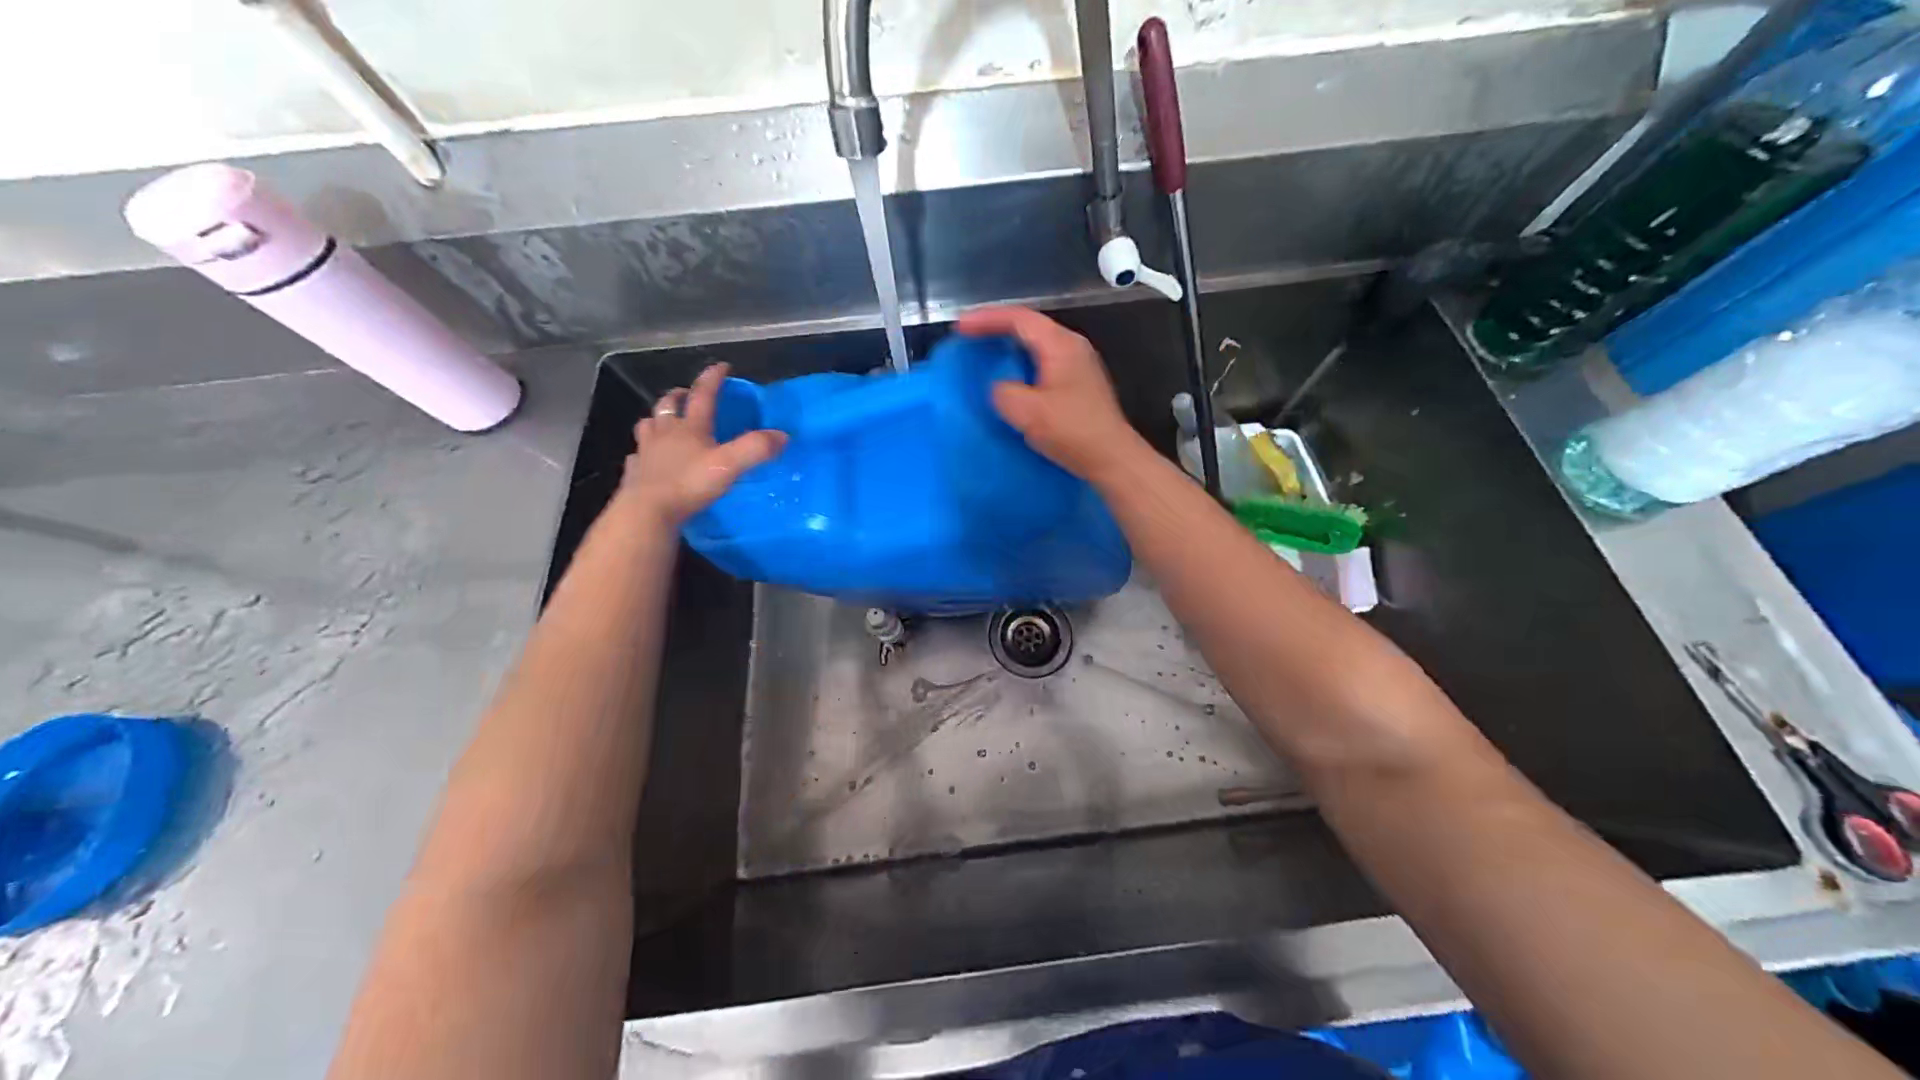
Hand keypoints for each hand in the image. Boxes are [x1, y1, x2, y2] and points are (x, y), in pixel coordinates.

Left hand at [617, 363, 785, 524]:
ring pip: (648, 426)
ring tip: (664, 422)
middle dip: (678, 396)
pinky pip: (637, 456)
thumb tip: (783, 436)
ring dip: (656, 420)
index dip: (712, 379)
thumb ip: (756, 449)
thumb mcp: (729, 466)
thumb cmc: (689, 484)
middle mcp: (665, 433)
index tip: (721, 366)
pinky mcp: (635, 473)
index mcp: (689, 428)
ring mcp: (646, 452)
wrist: (648, 511)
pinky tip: (647, 458)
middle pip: (667, 406)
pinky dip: (643, 452)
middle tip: (685, 394)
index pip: (702, 395)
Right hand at [956, 306, 1140, 481]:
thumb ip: (1003, 392)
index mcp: (1061, 344)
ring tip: (983, 356)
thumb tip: (1000, 388)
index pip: (1018, 319)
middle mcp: (1072, 346)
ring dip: (1008, 348)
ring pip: (1036, 345)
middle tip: (968, 338)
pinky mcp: (1079, 384)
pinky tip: (1009, 380)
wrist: (1112, 459)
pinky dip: (1021, 365)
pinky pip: (1043, 363)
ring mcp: (1079, 365)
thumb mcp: (1027, 412)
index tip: (959, 327)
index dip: (986, 319)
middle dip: (996, 329)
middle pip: (1029, 327)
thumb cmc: (1072, 432)